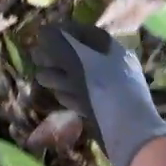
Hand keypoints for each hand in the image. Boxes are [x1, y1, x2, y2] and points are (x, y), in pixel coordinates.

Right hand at [32, 19, 165, 165]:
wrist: (129, 134)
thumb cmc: (104, 89)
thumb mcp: (78, 60)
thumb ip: (59, 43)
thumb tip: (43, 30)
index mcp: (111, 50)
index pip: (84, 33)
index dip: (62, 32)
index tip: (41, 36)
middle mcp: (112, 66)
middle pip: (78, 56)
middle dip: (55, 57)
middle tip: (35, 59)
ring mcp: (109, 89)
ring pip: (79, 77)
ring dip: (59, 76)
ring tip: (41, 78)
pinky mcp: (104, 109)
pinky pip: (84, 96)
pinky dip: (71, 95)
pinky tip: (60, 96)